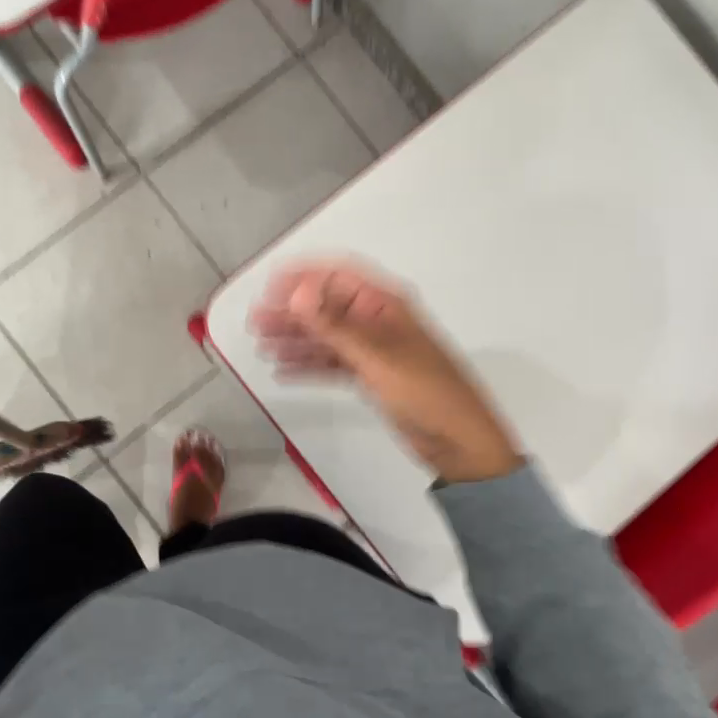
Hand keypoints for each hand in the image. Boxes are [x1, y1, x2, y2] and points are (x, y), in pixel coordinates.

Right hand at [250, 262, 521, 483]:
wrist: (461, 442)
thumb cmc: (427, 392)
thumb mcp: (378, 357)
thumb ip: (335, 326)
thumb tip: (298, 294)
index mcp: (385, 304)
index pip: (338, 275)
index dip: (304, 277)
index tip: (271, 287)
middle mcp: (376, 320)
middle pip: (326, 305)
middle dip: (291, 310)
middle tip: (257, 320)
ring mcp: (373, 349)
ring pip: (326, 335)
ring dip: (295, 337)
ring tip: (262, 343)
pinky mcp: (370, 375)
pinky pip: (332, 363)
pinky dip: (309, 364)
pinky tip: (284, 370)